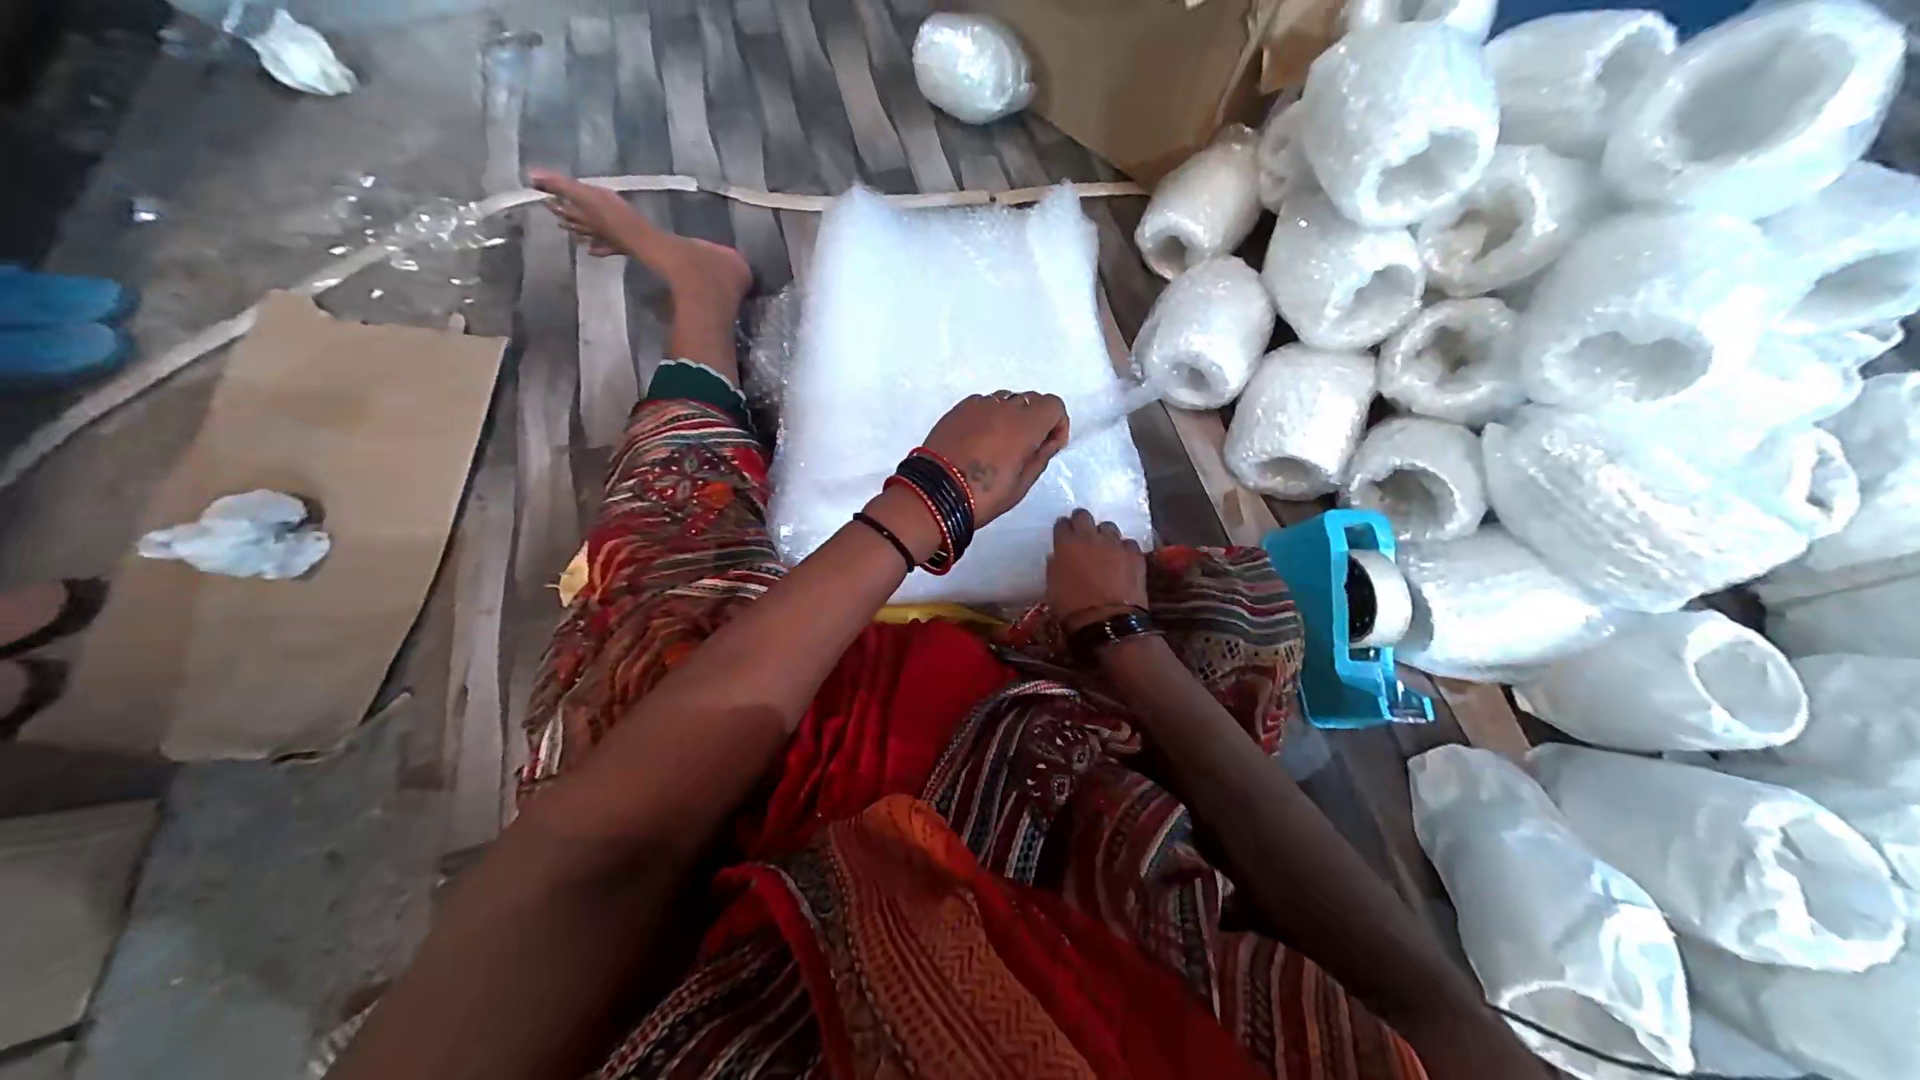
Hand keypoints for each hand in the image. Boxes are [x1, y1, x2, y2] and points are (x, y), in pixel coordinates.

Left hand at [530, 168, 637, 256]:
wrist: (639, 238)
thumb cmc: (614, 213)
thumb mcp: (584, 193)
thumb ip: (559, 184)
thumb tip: (530, 175)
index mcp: (577, 214)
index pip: (558, 205)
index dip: (549, 198)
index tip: (540, 192)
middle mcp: (585, 228)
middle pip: (570, 222)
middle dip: (561, 216)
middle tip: (554, 210)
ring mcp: (600, 239)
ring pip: (583, 235)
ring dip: (575, 232)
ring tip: (569, 231)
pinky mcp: (616, 247)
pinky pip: (602, 249)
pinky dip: (595, 249)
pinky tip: (592, 250)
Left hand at [921, 391, 1069, 526]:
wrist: (934, 494)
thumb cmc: (983, 496)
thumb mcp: (1021, 484)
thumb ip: (1041, 456)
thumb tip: (1050, 441)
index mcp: (1024, 424)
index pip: (1053, 405)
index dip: (1057, 424)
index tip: (1049, 445)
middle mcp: (1003, 407)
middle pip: (1031, 400)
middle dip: (1035, 419)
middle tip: (1025, 448)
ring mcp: (977, 405)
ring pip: (1006, 400)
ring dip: (1011, 416)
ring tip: (999, 445)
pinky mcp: (957, 410)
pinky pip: (982, 405)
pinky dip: (988, 417)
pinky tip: (979, 442)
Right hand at [1047, 509, 1146, 631]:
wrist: (1107, 621)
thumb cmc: (1072, 608)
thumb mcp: (1052, 586)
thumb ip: (1055, 565)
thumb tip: (1058, 557)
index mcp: (1066, 544)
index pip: (1061, 524)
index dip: (1062, 529)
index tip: (1063, 536)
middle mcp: (1090, 536)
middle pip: (1084, 516)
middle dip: (1081, 522)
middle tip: (1082, 535)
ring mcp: (1115, 543)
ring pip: (1109, 527)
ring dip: (1104, 535)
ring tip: (1104, 548)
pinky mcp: (1135, 554)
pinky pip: (1128, 543)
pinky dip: (1124, 549)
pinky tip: (1123, 560)